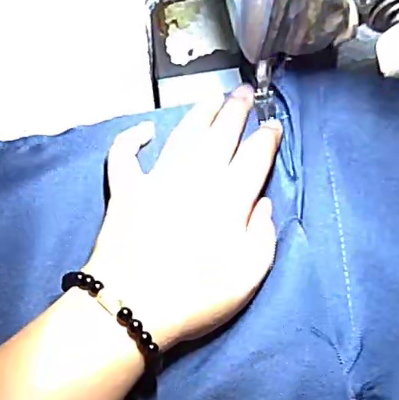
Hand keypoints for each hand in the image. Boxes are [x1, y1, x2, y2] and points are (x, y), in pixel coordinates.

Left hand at [81, 86, 281, 350]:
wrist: (132, 307)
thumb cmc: (195, 297)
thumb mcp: (248, 277)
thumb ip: (263, 236)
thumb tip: (263, 204)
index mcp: (230, 197)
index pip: (255, 155)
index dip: (267, 137)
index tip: (274, 125)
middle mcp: (195, 177)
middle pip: (221, 133)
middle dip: (237, 110)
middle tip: (247, 92)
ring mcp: (157, 179)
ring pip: (182, 134)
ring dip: (199, 112)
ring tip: (213, 98)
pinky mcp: (125, 190)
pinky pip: (125, 155)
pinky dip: (132, 138)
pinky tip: (144, 131)